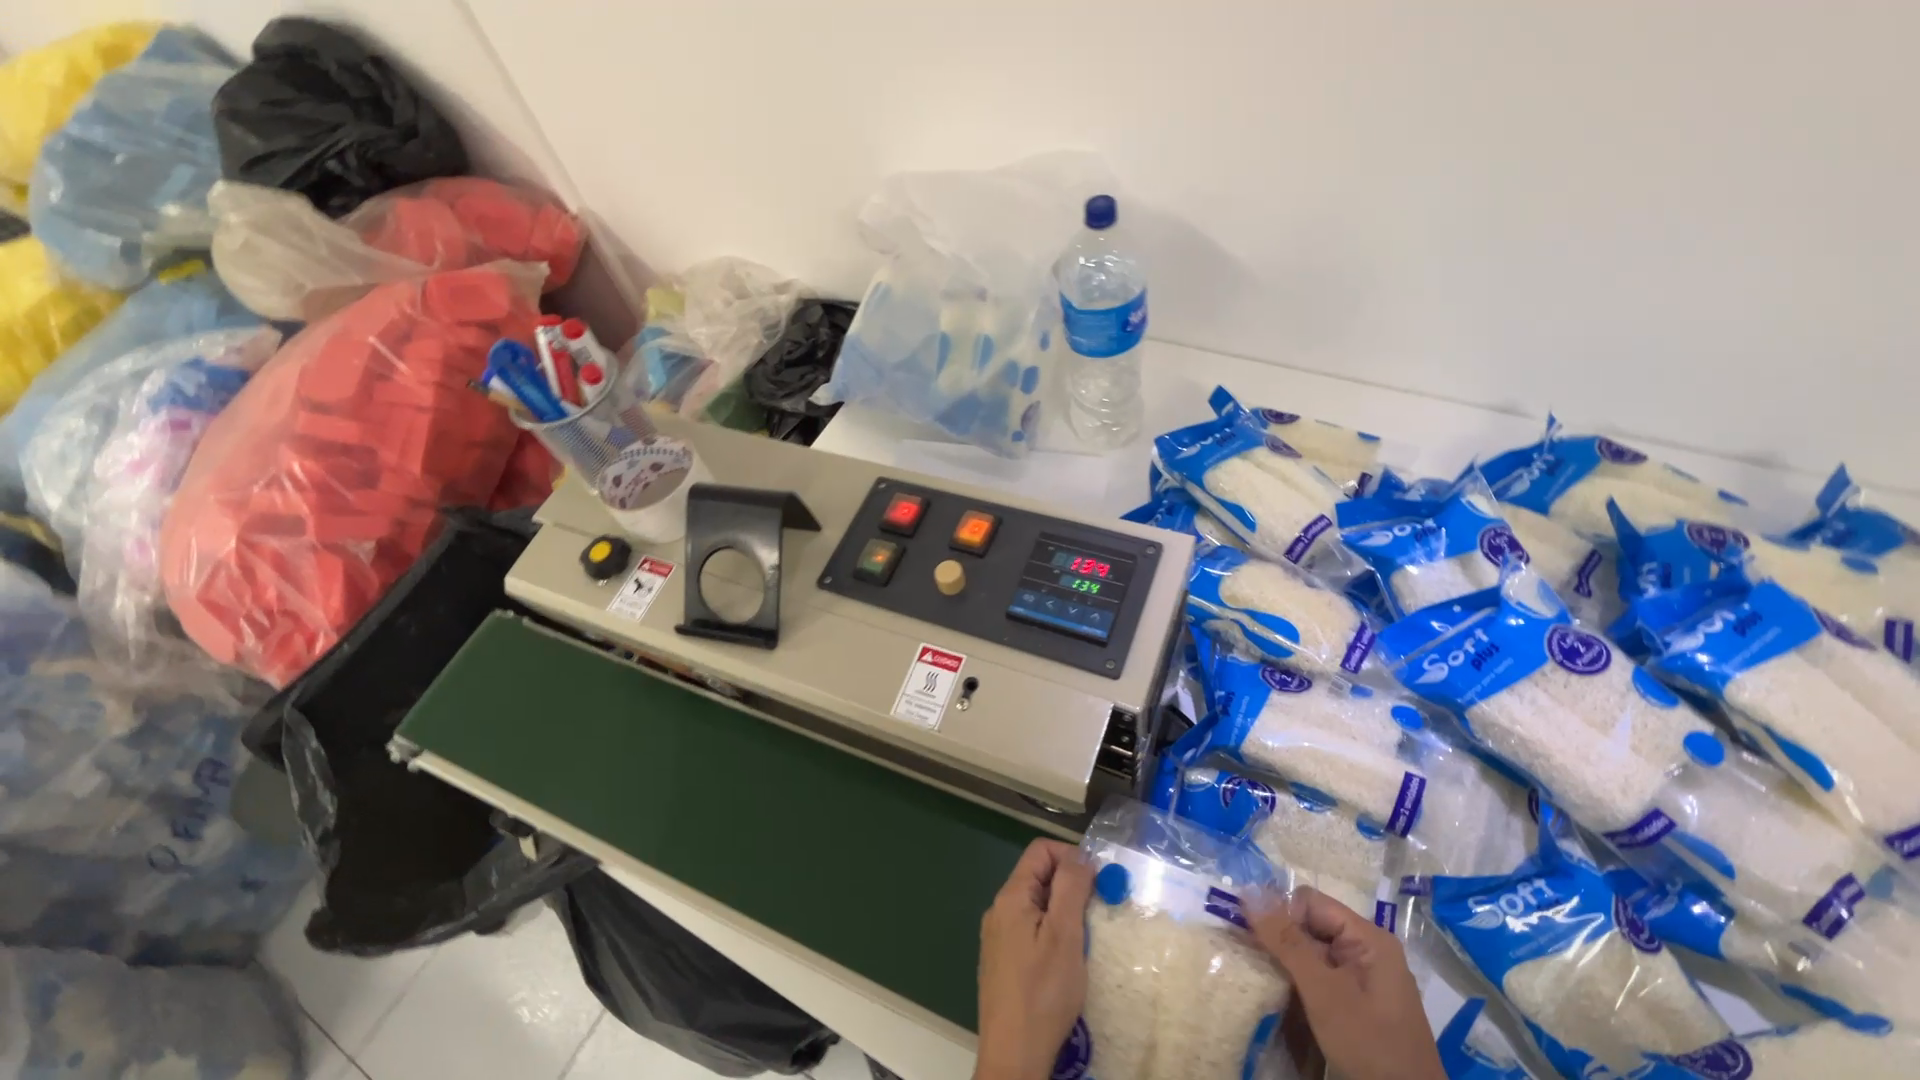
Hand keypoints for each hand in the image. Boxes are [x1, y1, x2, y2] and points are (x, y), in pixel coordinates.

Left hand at [973, 839, 1096, 1079]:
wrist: (1013, 1054)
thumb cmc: (1042, 992)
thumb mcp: (1064, 935)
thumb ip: (1071, 888)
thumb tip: (1080, 855)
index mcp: (1010, 897)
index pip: (1041, 850)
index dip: (1072, 857)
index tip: (1098, 883)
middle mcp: (999, 911)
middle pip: (1039, 877)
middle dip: (1072, 887)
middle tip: (1097, 915)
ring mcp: (999, 937)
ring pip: (1038, 906)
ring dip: (1065, 913)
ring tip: (1085, 940)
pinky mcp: (1004, 961)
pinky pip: (1032, 930)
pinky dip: (1054, 934)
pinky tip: (1067, 961)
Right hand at [1248, 887, 1444, 1079]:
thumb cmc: (1370, 1046)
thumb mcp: (1324, 993)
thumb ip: (1287, 942)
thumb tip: (1249, 892)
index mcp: (1368, 938)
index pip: (1310, 902)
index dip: (1279, 913)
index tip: (1248, 935)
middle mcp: (1367, 951)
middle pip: (1310, 926)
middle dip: (1278, 939)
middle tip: (1245, 957)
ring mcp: (1362, 978)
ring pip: (1311, 953)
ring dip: (1284, 964)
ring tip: (1256, 977)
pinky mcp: (1356, 1002)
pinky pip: (1319, 978)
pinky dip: (1297, 983)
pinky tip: (1278, 997)